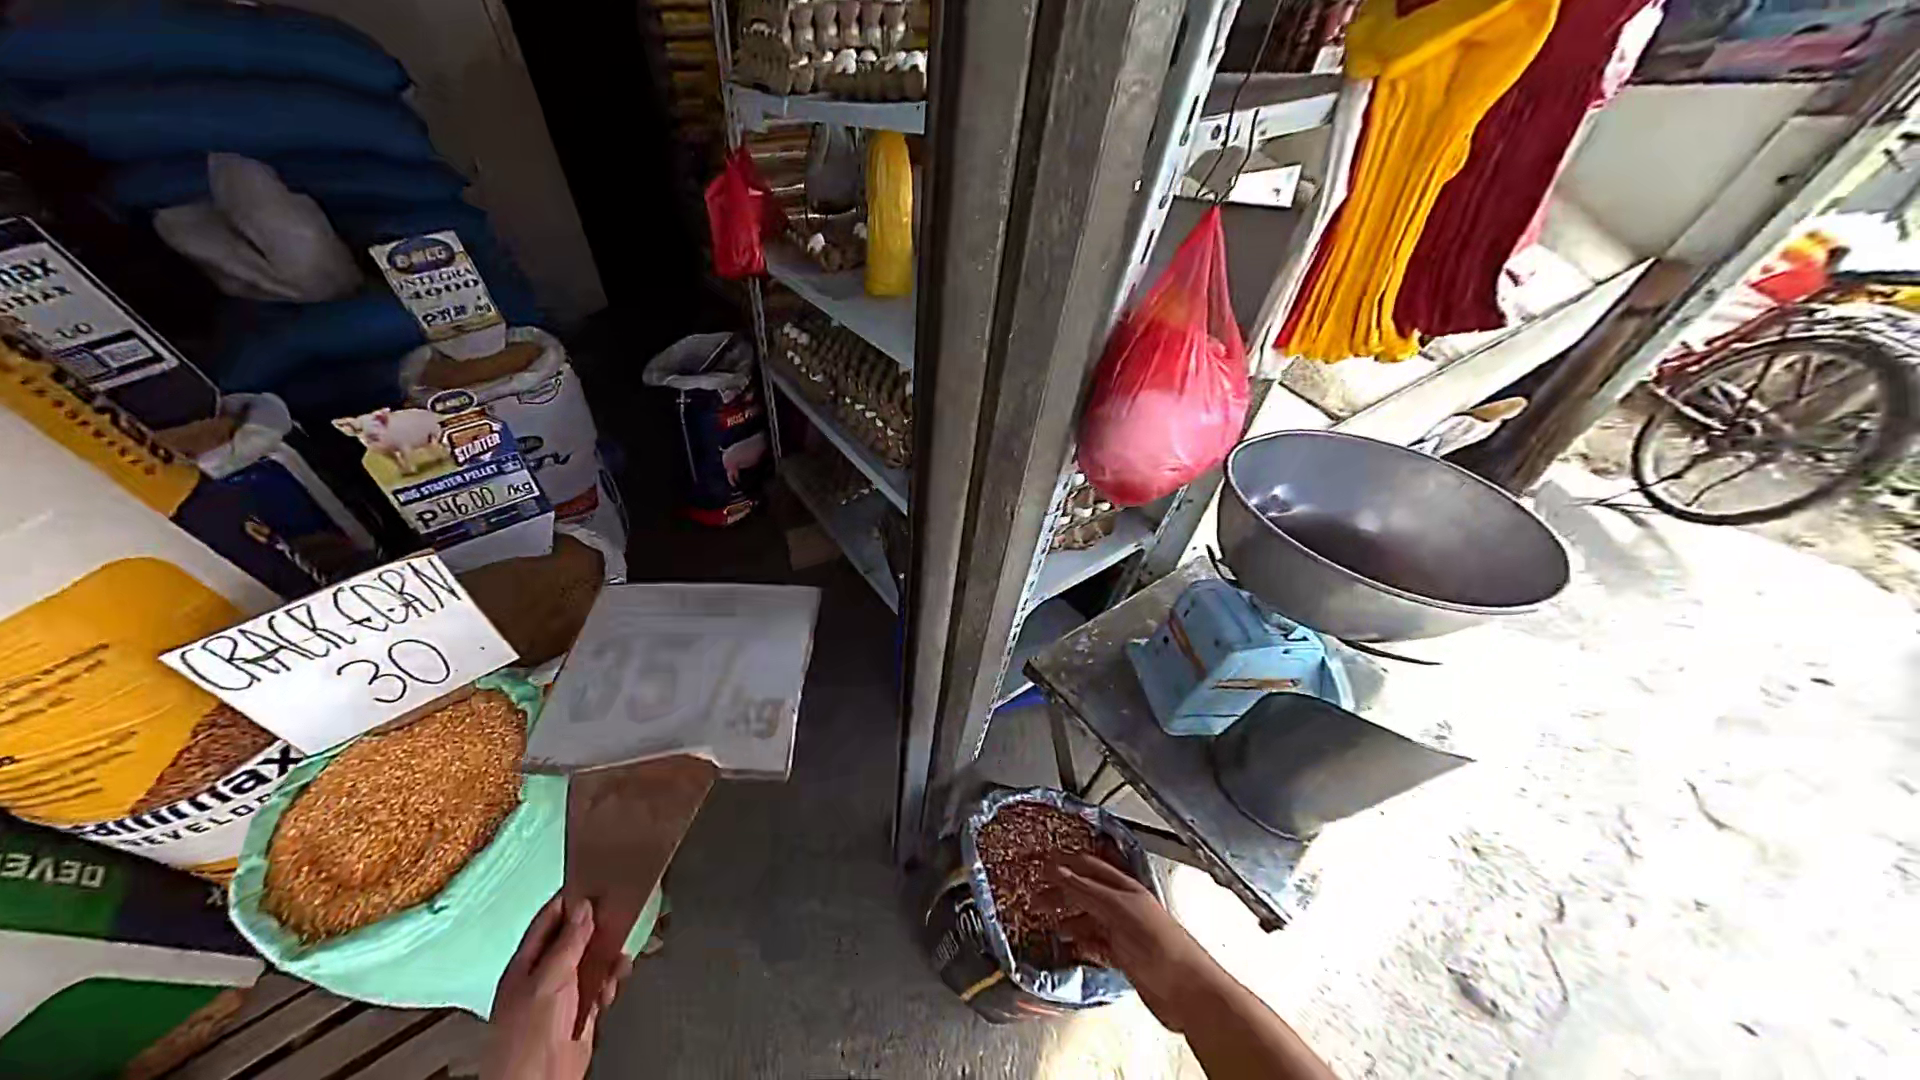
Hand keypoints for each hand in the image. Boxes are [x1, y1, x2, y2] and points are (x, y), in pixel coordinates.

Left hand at [482, 894, 630, 1079]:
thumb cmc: (531, 1036)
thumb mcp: (549, 981)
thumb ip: (567, 943)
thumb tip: (583, 906)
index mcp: (525, 966)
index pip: (548, 920)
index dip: (569, 899)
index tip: (594, 880)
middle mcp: (543, 976)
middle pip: (574, 938)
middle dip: (596, 928)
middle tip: (617, 914)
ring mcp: (562, 994)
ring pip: (592, 958)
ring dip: (608, 956)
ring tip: (618, 959)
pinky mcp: (581, 1009)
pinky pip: (601, 981)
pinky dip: (611, 978)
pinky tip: (614, 982)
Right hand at [1051, 853, 1223, 1031]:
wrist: (1186, 990)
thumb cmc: (1157, 943)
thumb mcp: (1117, 910)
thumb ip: (1086, 890)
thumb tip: (1057, 870)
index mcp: (1123, 887)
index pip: (1088, 867)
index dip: (1065, 863)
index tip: (1040, 864)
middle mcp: (1122, 905)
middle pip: (1085, 892)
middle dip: (1061, 891)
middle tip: (1035, 896)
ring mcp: (1122, 931)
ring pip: (1088, 917)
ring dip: (1067, 916)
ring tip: (1045, 920)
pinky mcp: (1123, 956)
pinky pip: (1094, 942)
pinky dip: (1078, 940)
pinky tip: (1066, 943)